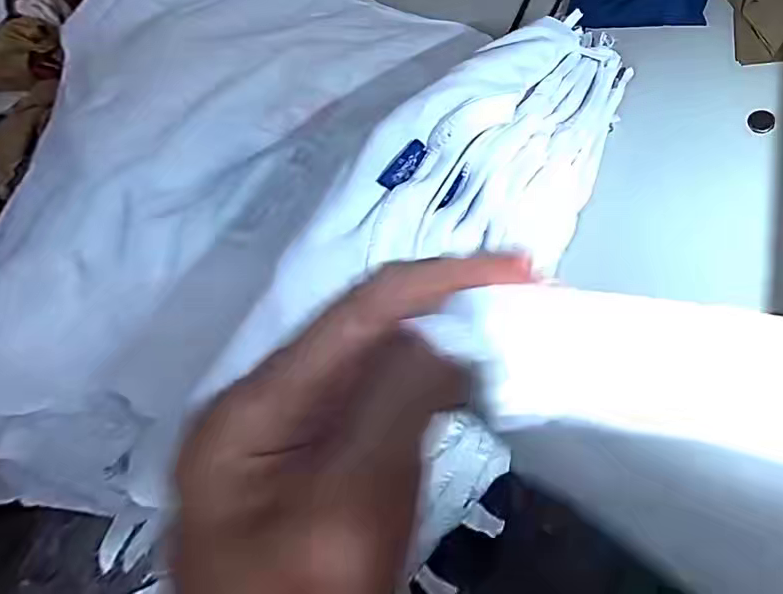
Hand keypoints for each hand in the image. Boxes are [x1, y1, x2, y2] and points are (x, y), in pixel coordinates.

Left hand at [172, 254, 532, 593]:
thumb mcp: (348, 513)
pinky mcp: (329, 441)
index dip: (445, 278)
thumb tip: (453, 329)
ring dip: (453, 324)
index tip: (518, 269)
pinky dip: (442, 364)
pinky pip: (392, 378)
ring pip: (388, 342)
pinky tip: (477, 366)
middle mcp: (272, 393)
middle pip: (374, 316)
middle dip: (454, 294)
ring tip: (512, 314)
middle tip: (527, 286)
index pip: (364, 308)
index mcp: (256, 404)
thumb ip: (397, 406)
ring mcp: (298, 418)